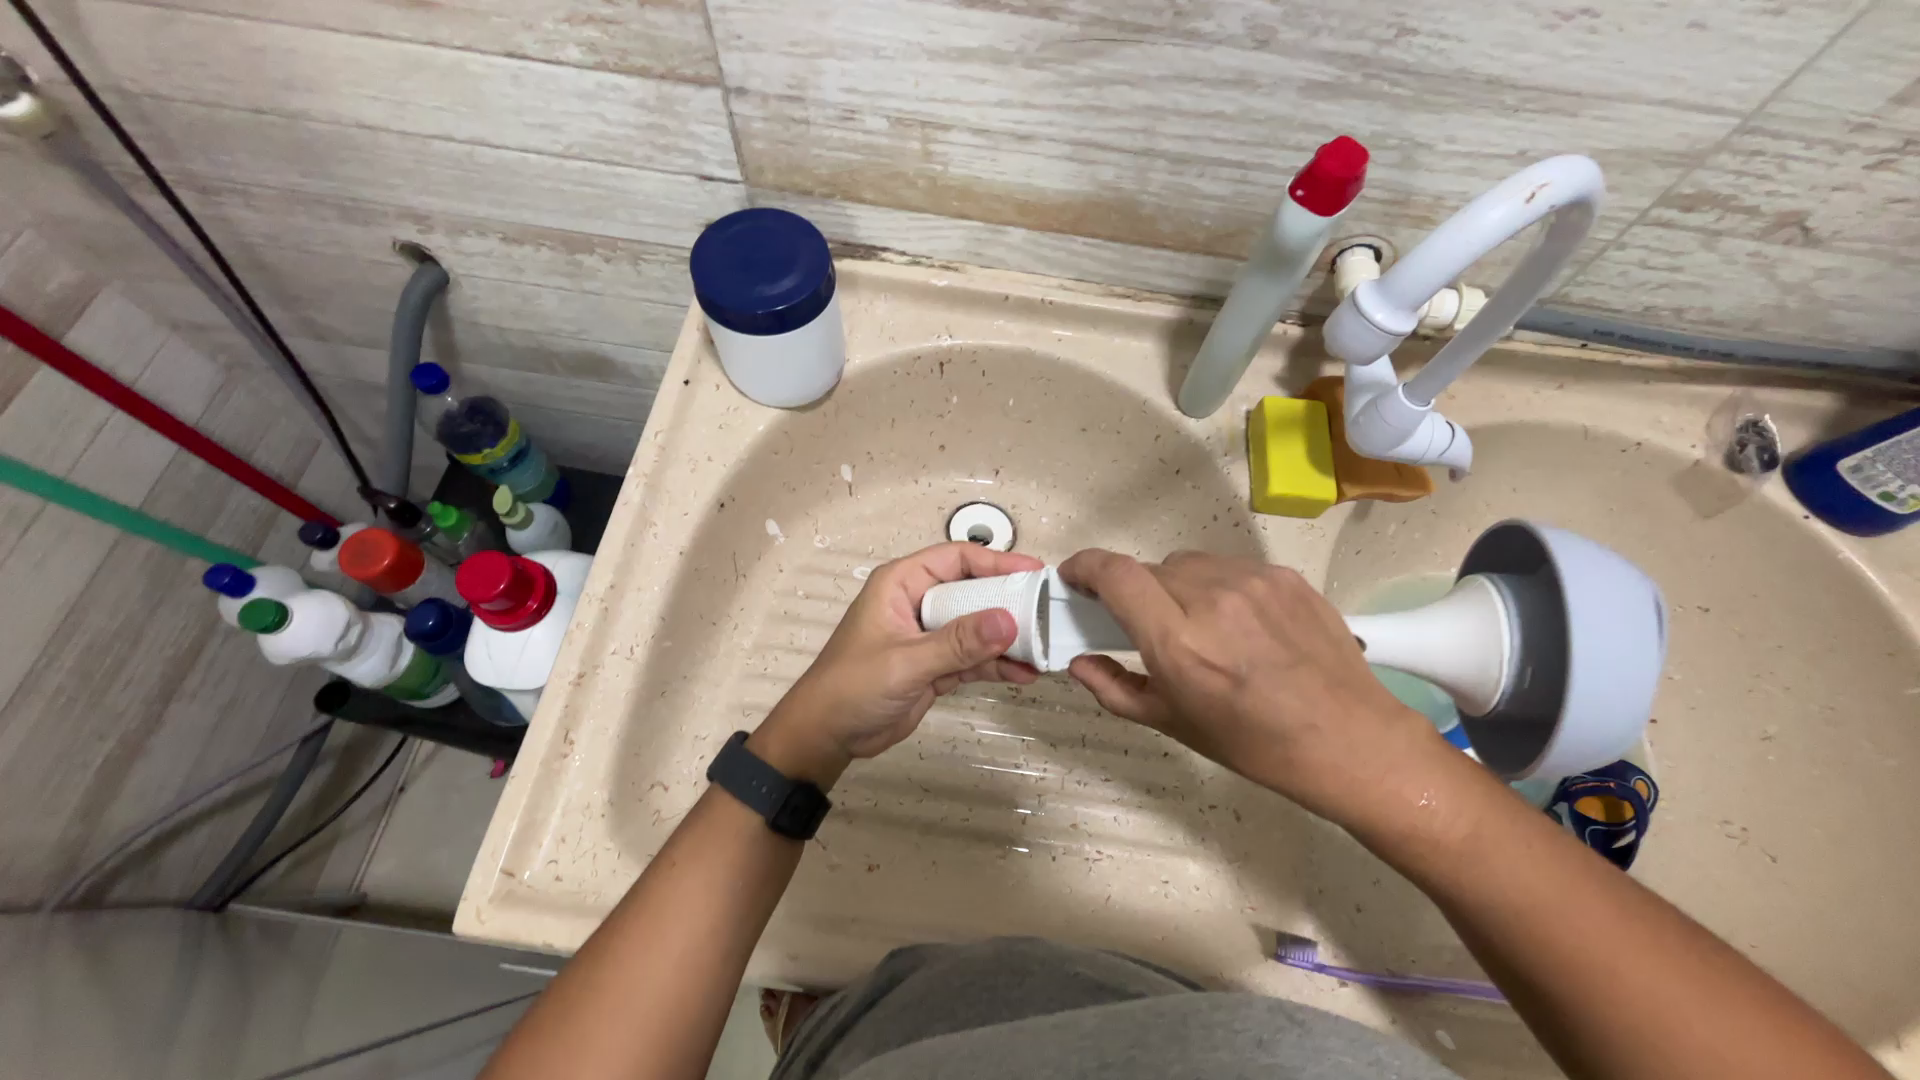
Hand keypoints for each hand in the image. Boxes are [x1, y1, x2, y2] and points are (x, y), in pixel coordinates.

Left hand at [751, 542, 1043, 786]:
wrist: (826, 736)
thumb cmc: (853, 686)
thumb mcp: (906, 661)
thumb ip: (957, 643)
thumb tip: (1009, 621)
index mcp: (902, 584)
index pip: (956, 560)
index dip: (997, 562)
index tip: (1035, 574)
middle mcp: (918, 603)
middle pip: (973, 592)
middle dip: (1009, 603)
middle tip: (1049, 612)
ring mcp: (928, 637)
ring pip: (977, 628)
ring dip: (1008, 639)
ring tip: (1044, 648)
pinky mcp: (935, 667)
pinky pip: (973, 659)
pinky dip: (997, 665)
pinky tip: (1024, 674)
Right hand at [1056, 549, 1440, 823]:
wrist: (1349, 739)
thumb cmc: (1254, 743)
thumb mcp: (1174, 724)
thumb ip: (1115, 688)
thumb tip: (1079, 662)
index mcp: (1179, 641)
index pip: (1115, 575)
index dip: (1085, 567)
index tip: (1074, 579)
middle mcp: (1212, 599)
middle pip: (1148, 569)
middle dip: (1133, 590)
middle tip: (1143, 623)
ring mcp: (1253, 582)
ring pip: (1188, 564)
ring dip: (1175, 586)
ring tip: (1196, 624)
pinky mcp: (1284, 576)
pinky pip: (1229, 568)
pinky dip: (1216, 587)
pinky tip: (1237, 623)